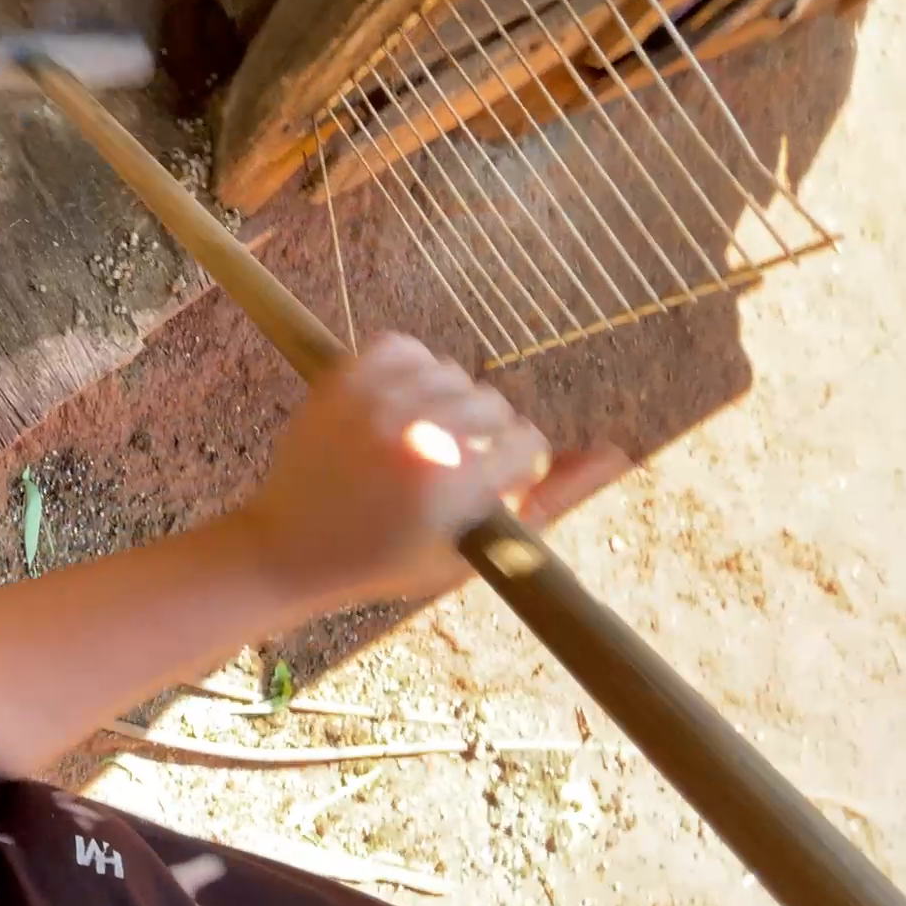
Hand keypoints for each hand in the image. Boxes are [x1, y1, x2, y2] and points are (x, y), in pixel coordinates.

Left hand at [241, 334, 551, 608]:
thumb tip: (617, 451)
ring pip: (450, 372)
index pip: (529, 442)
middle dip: (478, 437)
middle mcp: (418, 432)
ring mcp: (373, 404)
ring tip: (415, 437)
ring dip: (443, 402)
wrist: (287, 549)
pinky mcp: (337, 385)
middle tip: (440, 466)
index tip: (475, 488)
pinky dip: (406, 366)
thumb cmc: (383, 560)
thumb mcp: (472, 551)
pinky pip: (398, 345)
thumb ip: (546, 502)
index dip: (509, 470)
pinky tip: (397, 401)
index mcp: (457, 479)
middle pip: (492, 403)